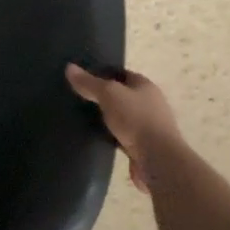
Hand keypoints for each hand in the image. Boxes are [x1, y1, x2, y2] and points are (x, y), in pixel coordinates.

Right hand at [66, 64, 182, 191]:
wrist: (160, 161)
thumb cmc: (136, 119)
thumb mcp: (108, 95)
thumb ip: (89, 83)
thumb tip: (69, 67)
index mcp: (146, 86)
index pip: (123, 74)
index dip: (105, 75)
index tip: (86, 80)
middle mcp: (153, 105)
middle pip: (125, 98)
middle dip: (108, 100)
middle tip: (85, 101)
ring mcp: (153, 129)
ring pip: (127, 121)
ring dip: (113, 123)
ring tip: (89, 123)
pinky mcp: (149, 151)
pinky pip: (128, 141)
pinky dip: (117, 142)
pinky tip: (102, 144)